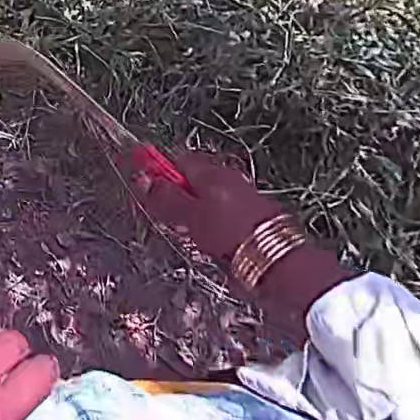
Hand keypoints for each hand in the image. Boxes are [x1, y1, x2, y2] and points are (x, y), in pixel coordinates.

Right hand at [125, 149, 287, 258]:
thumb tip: (142, 179)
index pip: (178, 159)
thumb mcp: (187, 216)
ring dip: (194, 209)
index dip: (161, 170)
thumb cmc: (231, 234)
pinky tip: (209, 238)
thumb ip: (164, 197)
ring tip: (188, 229)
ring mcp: (244, 195)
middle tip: (167, 212)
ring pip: (208, 195)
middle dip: (177, 193)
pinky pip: (223, 210)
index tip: (148, 184)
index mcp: (211, 173)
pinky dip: (212, 220)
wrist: (277, 261)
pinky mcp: (254, 214)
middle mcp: (229, 178)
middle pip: (193, 177)